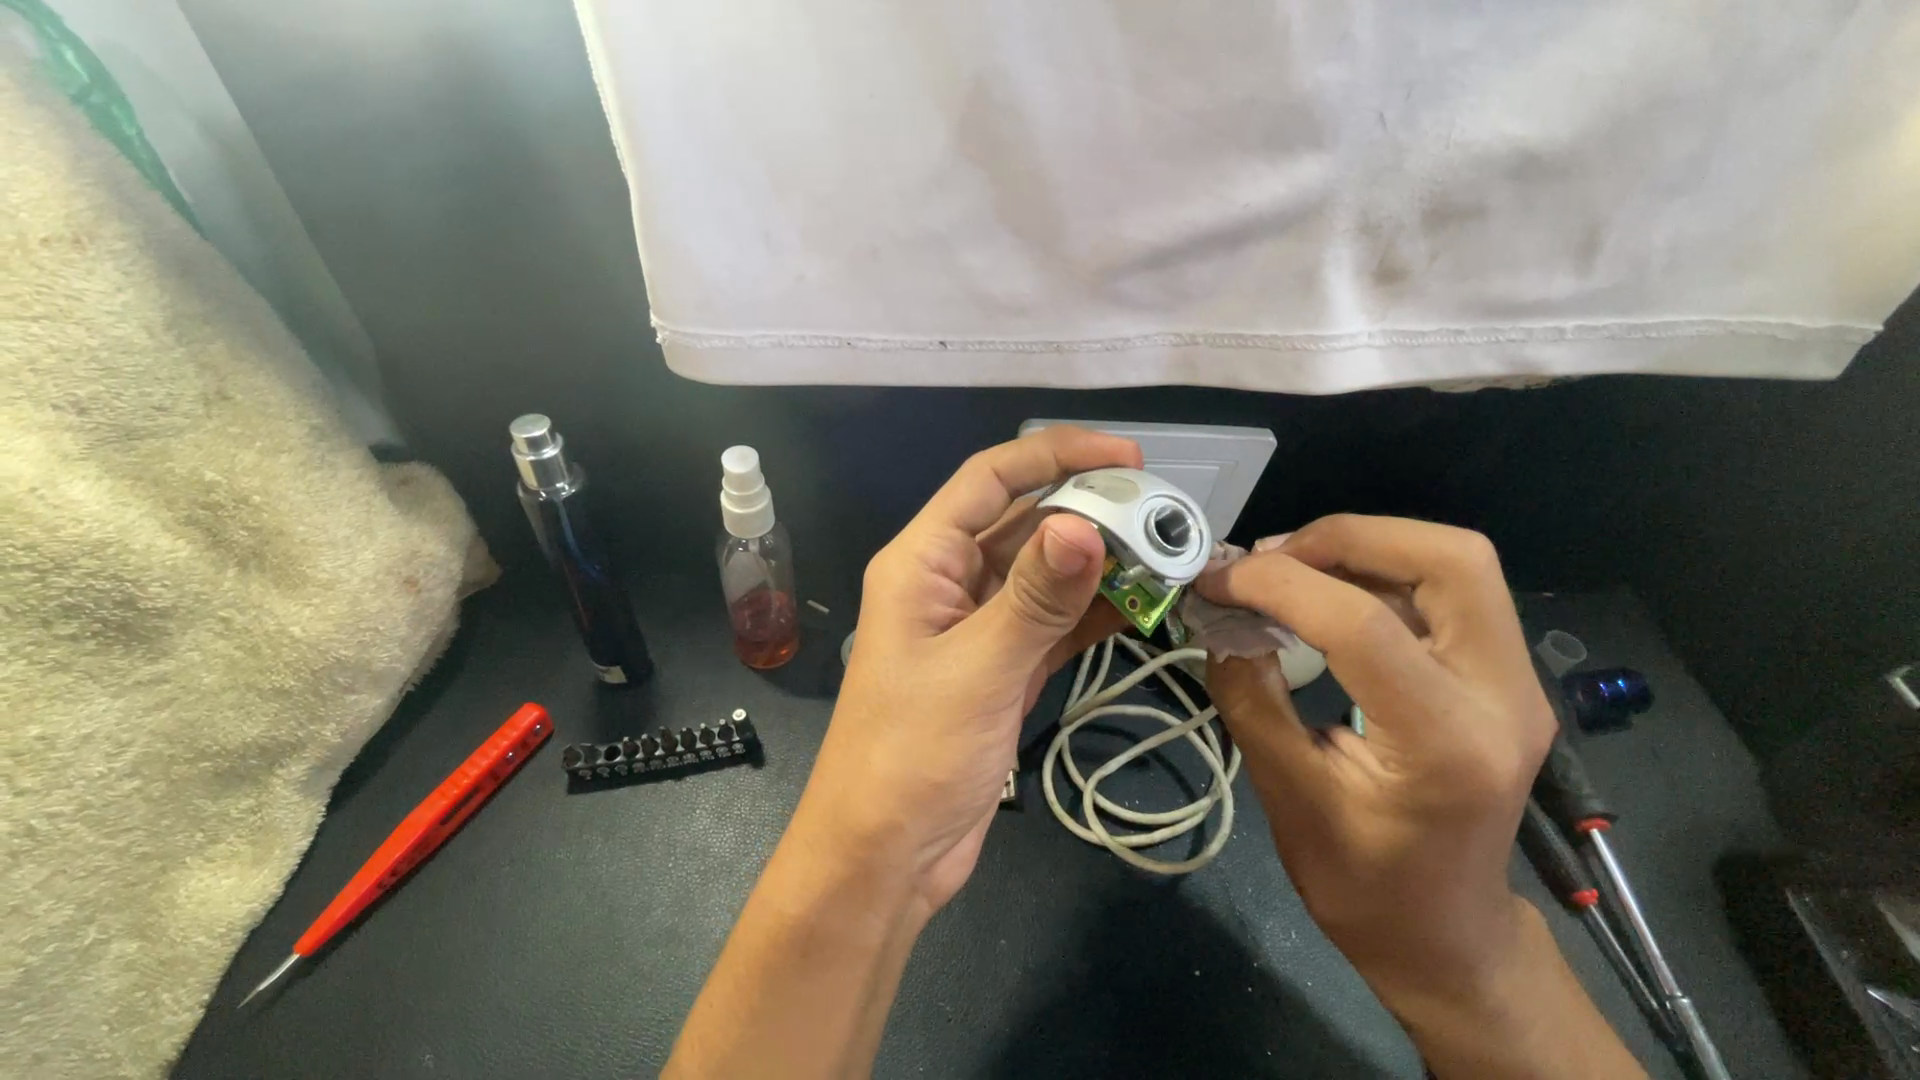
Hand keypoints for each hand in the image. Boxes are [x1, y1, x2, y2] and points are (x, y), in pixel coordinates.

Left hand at [799, 426, 1140, 909]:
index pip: (989, 479)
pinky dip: (1093, 613)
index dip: (1055, 455)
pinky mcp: (1001, 667)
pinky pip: (1052, 622)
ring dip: (1099, 563)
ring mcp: (977, 627)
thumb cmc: (910, 754)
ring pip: (1044, 574)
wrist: (885, 853)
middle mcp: (949, 582)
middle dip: (1089, 511)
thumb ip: (1034, 597)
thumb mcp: (976, 669)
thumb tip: (1086, 526)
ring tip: (1167, 555)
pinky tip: (1142, 605)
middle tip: (1164, 514)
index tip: (1127, 459)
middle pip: (1023, 522)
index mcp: (922, 561)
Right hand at [1197, 515, 1554, 996]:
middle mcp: (1504, 697)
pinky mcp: (1503, 677)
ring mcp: (1515, 684)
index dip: (1278, 584)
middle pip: (1450, 560)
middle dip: (1347, 537)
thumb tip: (1220, 620)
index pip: (1363, 623)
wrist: (1445, 937)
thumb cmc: (1362, 886)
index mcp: (1447, 743)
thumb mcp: (1286, 796)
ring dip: (1364, 549)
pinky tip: (1324, 596)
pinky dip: (1379, 575)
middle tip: (1270, 558)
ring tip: (1288, 569)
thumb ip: (1250, 695)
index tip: (1215, 579)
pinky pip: (1448, 594)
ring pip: (1455, 565)